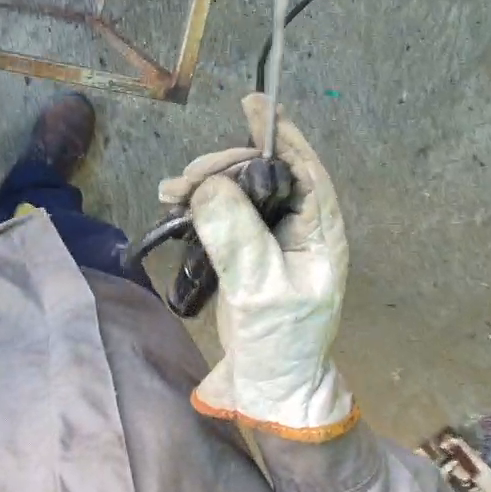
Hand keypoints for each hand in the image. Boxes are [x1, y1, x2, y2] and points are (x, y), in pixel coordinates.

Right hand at [158, 94, 357, 441]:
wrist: (268, 387)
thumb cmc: (279, 342)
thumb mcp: (259, 291)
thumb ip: (237, 237)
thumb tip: (208, 186)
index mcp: (319, 233)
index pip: (305, 170)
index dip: (281, 135)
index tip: (255, 104)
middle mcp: (299, 228)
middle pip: (263, 175)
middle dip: (224, 168)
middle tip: (184, 181)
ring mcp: (271, 239)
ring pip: (239, 190)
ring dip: (206, 184)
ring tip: (171, 193)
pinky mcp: (246, 250)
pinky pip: (224, 211)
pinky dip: (199, 203)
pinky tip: (176, 204)